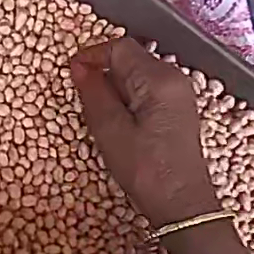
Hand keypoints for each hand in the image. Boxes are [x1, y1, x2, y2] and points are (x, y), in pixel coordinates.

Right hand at [69, 37, 219, 224]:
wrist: (182, 204)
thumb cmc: (147, 171)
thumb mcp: (111, 132)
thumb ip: (94, 94)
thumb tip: (78, 67)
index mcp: (159, 79)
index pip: (120, 48)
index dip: (91, 55)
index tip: (70, 72)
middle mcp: (174, 79)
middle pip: (130, 60)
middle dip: (102, 73)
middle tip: (82, 100)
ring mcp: (178, 94)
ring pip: (136, 77)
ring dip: (112, 89)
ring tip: (98, 117)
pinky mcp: (177, 111)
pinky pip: (146, 92)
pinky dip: (126, 100)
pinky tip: (117, 124)